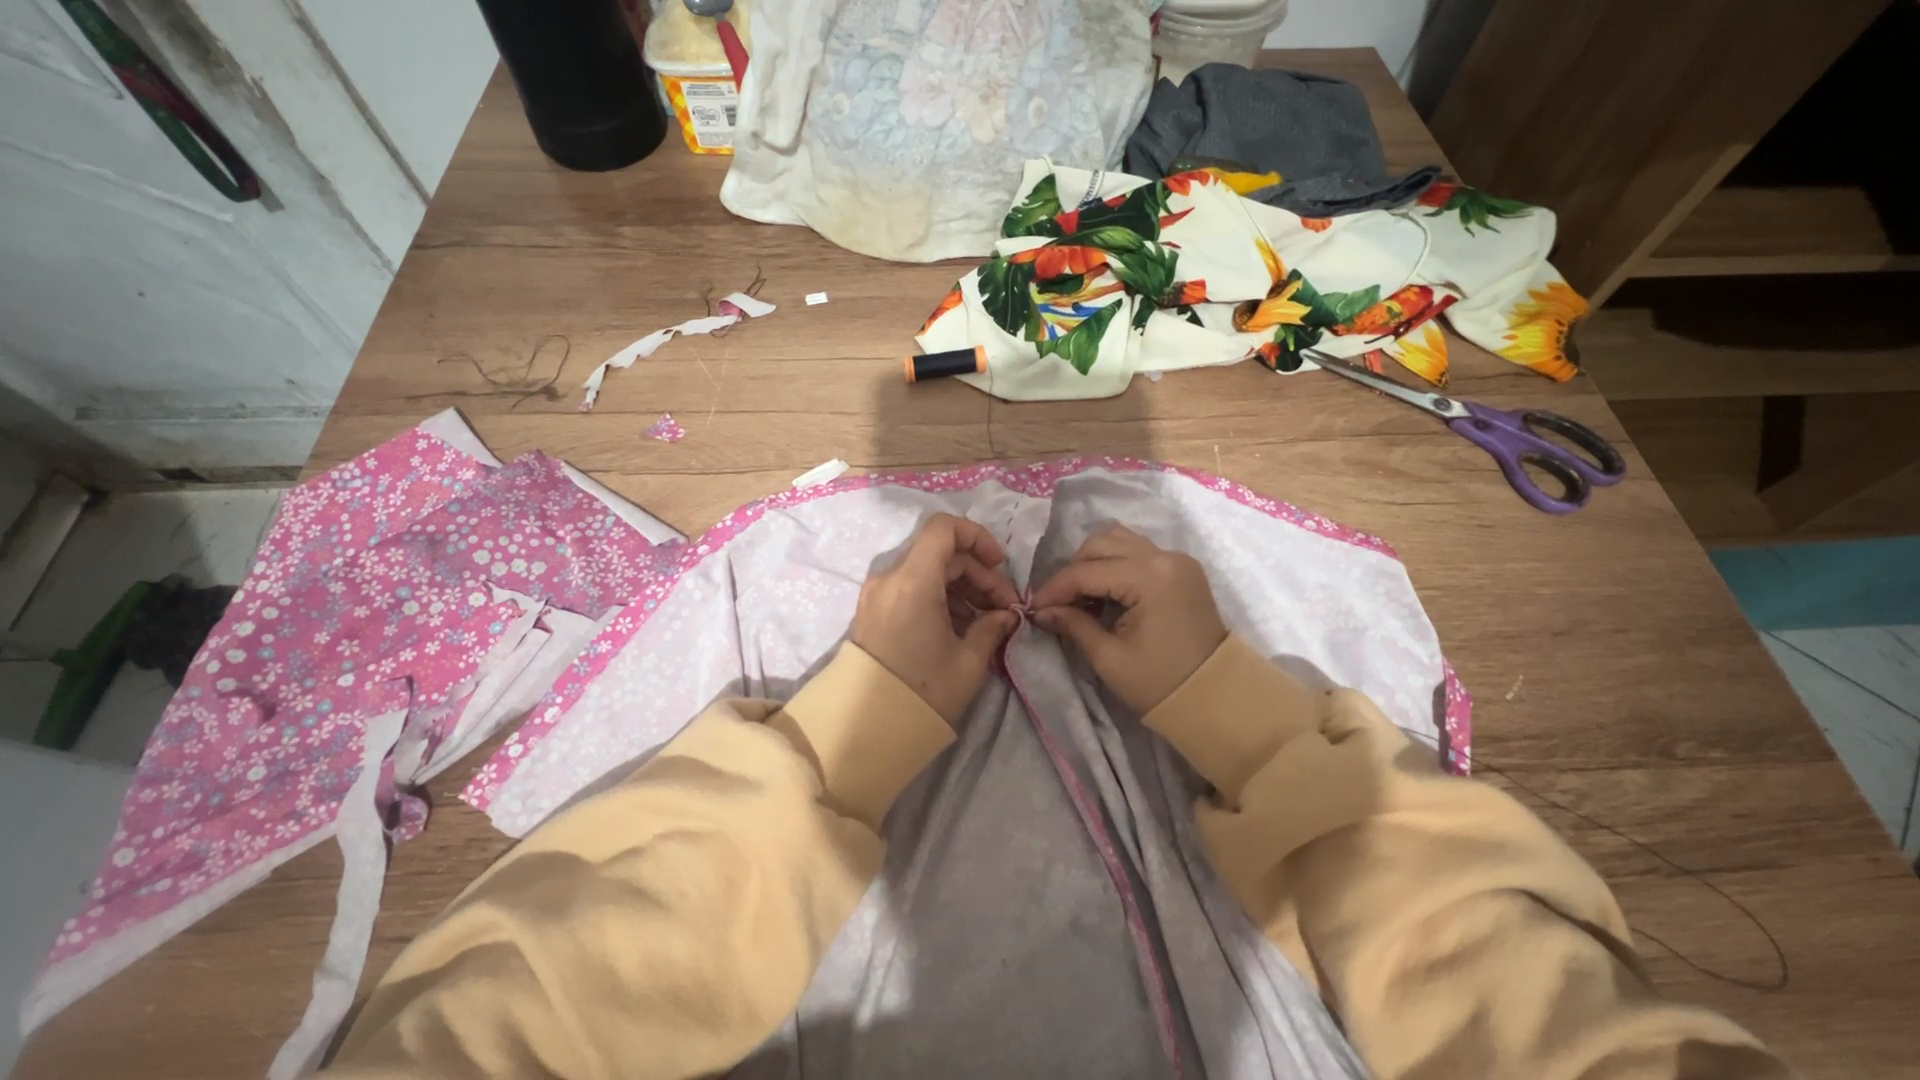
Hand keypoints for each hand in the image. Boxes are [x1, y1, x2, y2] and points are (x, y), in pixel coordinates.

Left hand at [852, 513, 1019, 721]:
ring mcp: (877, 594)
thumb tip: (1005, 615)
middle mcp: (890, 577)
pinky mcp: (874, 611)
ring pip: (927, 570)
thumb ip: (991, 627)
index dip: (977, 537)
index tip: (1000, 565)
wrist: (869, 727)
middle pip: (941, 553)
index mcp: (913, 580)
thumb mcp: (969, 661)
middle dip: (978, 573)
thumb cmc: (924, 690)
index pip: (944, 529)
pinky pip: (911, 588)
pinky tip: (961, 627)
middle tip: (1004, 607)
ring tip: (986, 621)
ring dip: (961, 586)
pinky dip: (939, 597)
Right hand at [1030, 526, 1226, 712]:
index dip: (1055, 588)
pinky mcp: (1182, 569)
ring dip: (1095, 563)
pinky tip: (1106, 594)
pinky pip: (1139, 552)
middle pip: (1102, 544)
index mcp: (1149, 578)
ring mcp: (1177, 560)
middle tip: (1059, 603)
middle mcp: (1165, 557)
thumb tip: (1043, 610)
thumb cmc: (1160, 683)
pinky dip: (1116, 565)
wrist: (1215, 696)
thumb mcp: (1109, 658)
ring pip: (1120, 541)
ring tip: (1083, 597)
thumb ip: (1074, 625)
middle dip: (1074, 570)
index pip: (1087, 571)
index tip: (1034, 607)